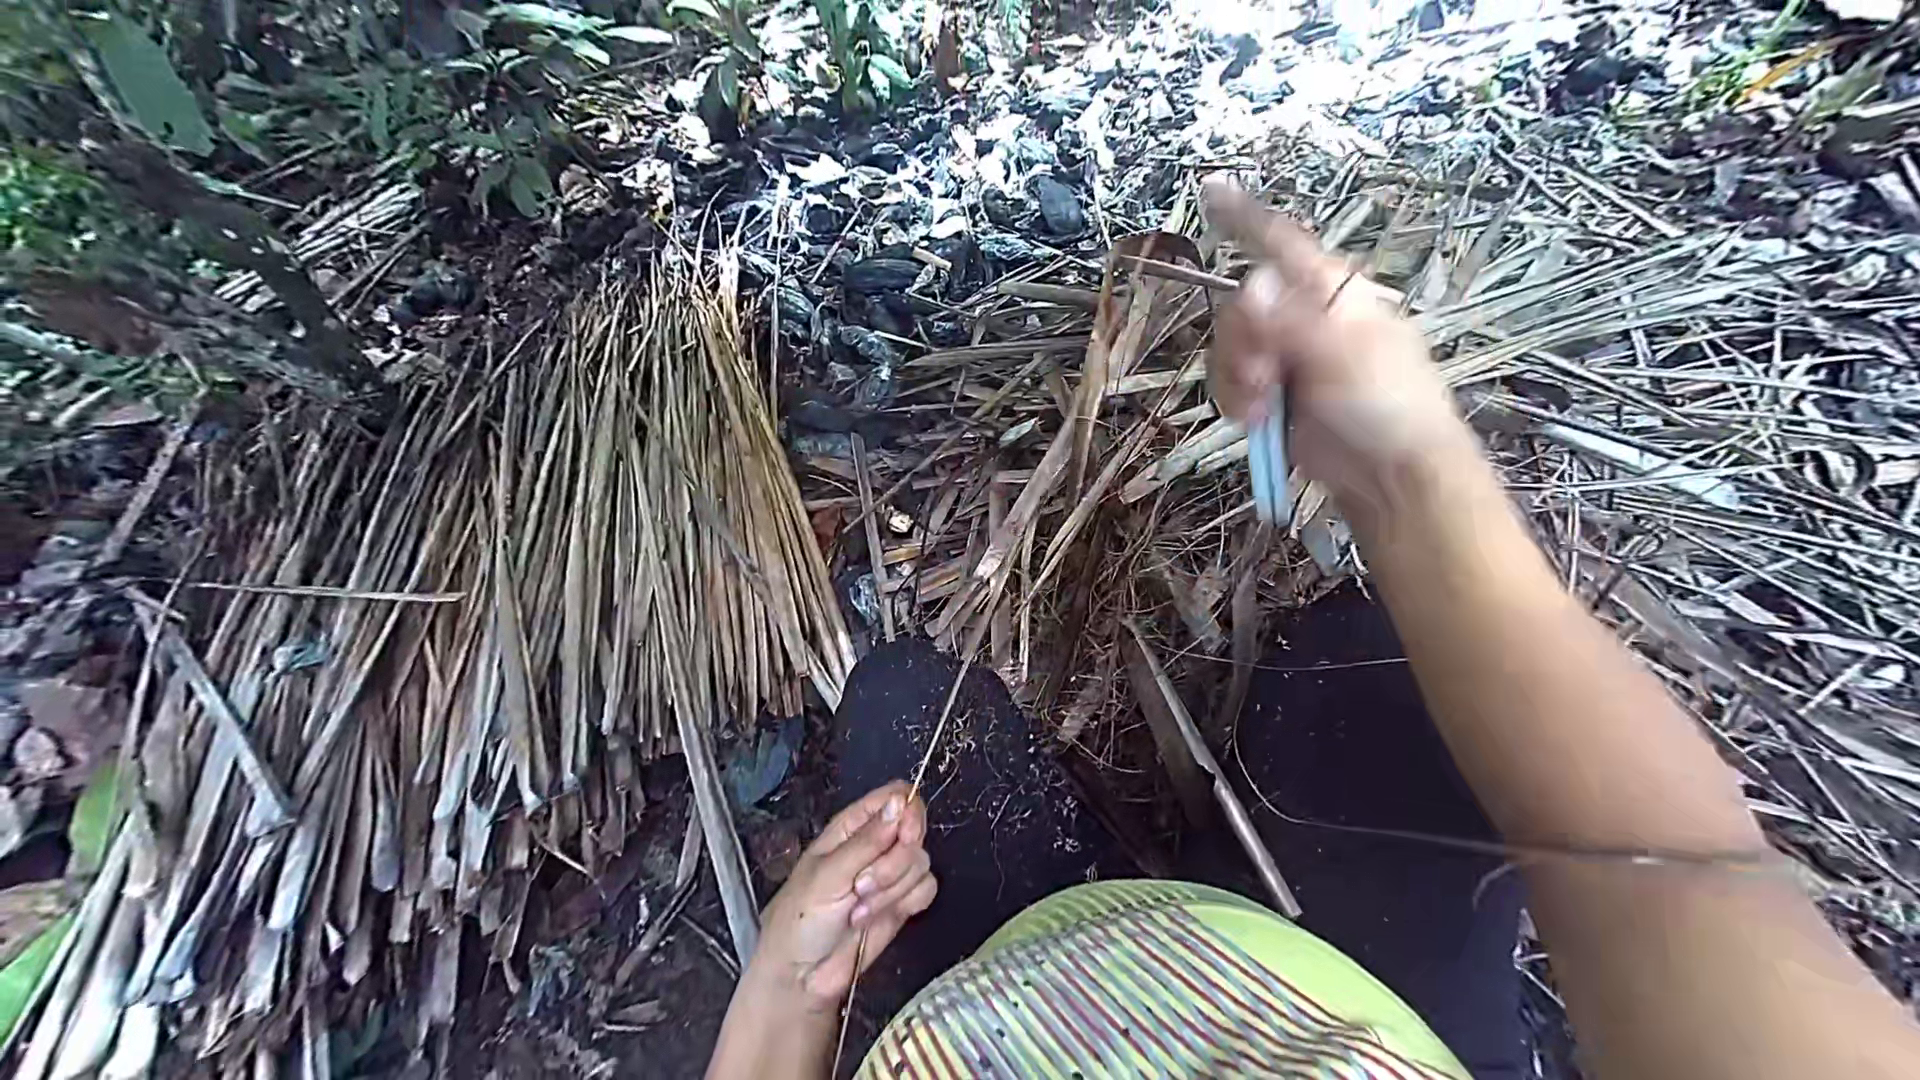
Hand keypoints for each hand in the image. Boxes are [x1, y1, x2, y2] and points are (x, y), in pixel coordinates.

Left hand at [747, 780, 935, 1011]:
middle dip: (895, 862)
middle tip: (861, 887)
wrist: (800, 976)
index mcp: (854, 824)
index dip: (908, 811)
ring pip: (921, 861)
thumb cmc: (800, 916)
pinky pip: (927, 888)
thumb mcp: (828, 874)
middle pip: (914, 829)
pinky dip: (908, 903)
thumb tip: (901, 802)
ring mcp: (892, 871)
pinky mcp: (903, 900)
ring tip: (858, 910)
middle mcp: (877, 842)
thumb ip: (868, 840)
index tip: (904, 838)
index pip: (896, 795)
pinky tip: (877, 917)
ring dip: (893, 889)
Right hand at [1204, 179, 1474, 511]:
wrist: (1387, 471)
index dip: (1246, 218)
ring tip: (1266, 410)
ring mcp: (1285, 358)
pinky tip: (1260, 420)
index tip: (1210, 190)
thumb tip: (1250, 283)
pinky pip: (1231, 384)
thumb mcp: (1343, 356)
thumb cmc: (1387, 405)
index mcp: (1331, 294)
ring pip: (1230, 351)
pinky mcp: (1270, 392)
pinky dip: (1237, 403)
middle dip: (1242, 348)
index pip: (1282, 245)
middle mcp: (1302, 319)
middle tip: (1266, 379)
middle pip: (1241, 310)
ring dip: (1238, 383)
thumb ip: (1291, 322)